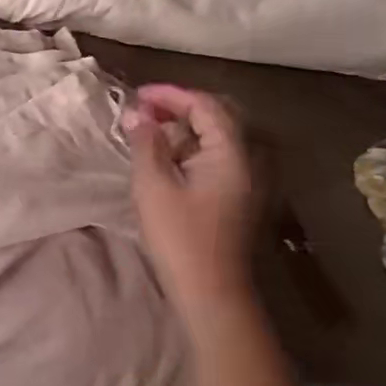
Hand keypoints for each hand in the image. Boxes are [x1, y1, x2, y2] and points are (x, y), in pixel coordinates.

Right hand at [121, 84, 257, 304]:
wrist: (211, 290)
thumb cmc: (180, 237)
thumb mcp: (154, 186)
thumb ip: (146, 145)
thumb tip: (138, 115)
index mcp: (233, 152)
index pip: (206, 105)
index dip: (171, 95)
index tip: (137, 95)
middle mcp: (248, 159)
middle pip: (217, 117)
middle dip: (178, 108)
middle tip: (142, 111)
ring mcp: (245, 179)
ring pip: (216, 138)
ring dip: (183, 129)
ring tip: (147, 133)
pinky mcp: (236, 196)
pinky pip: (215, 157)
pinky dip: (189, 149)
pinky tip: (165, 158)